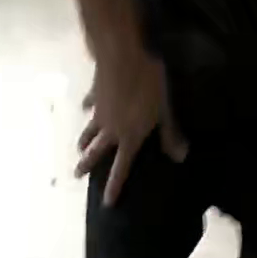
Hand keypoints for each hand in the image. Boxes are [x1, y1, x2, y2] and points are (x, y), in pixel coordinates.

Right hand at [77, 44, 186, 205]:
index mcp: (128, 138)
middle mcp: (109, 131)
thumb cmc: (148, 83)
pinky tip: (85, 107)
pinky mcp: (95, 94)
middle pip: (95, 153)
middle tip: (76, 175)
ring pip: (88, 132)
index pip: (120, 169)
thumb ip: (169, 133)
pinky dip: (88, 107)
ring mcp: (100, 113)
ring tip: (78, 149)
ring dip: (83, 142)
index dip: (113, 187)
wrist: (122, 53)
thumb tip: (180, 156)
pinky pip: (90, 104)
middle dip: (85, 166)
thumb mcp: (164, 110)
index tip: (106, 203)